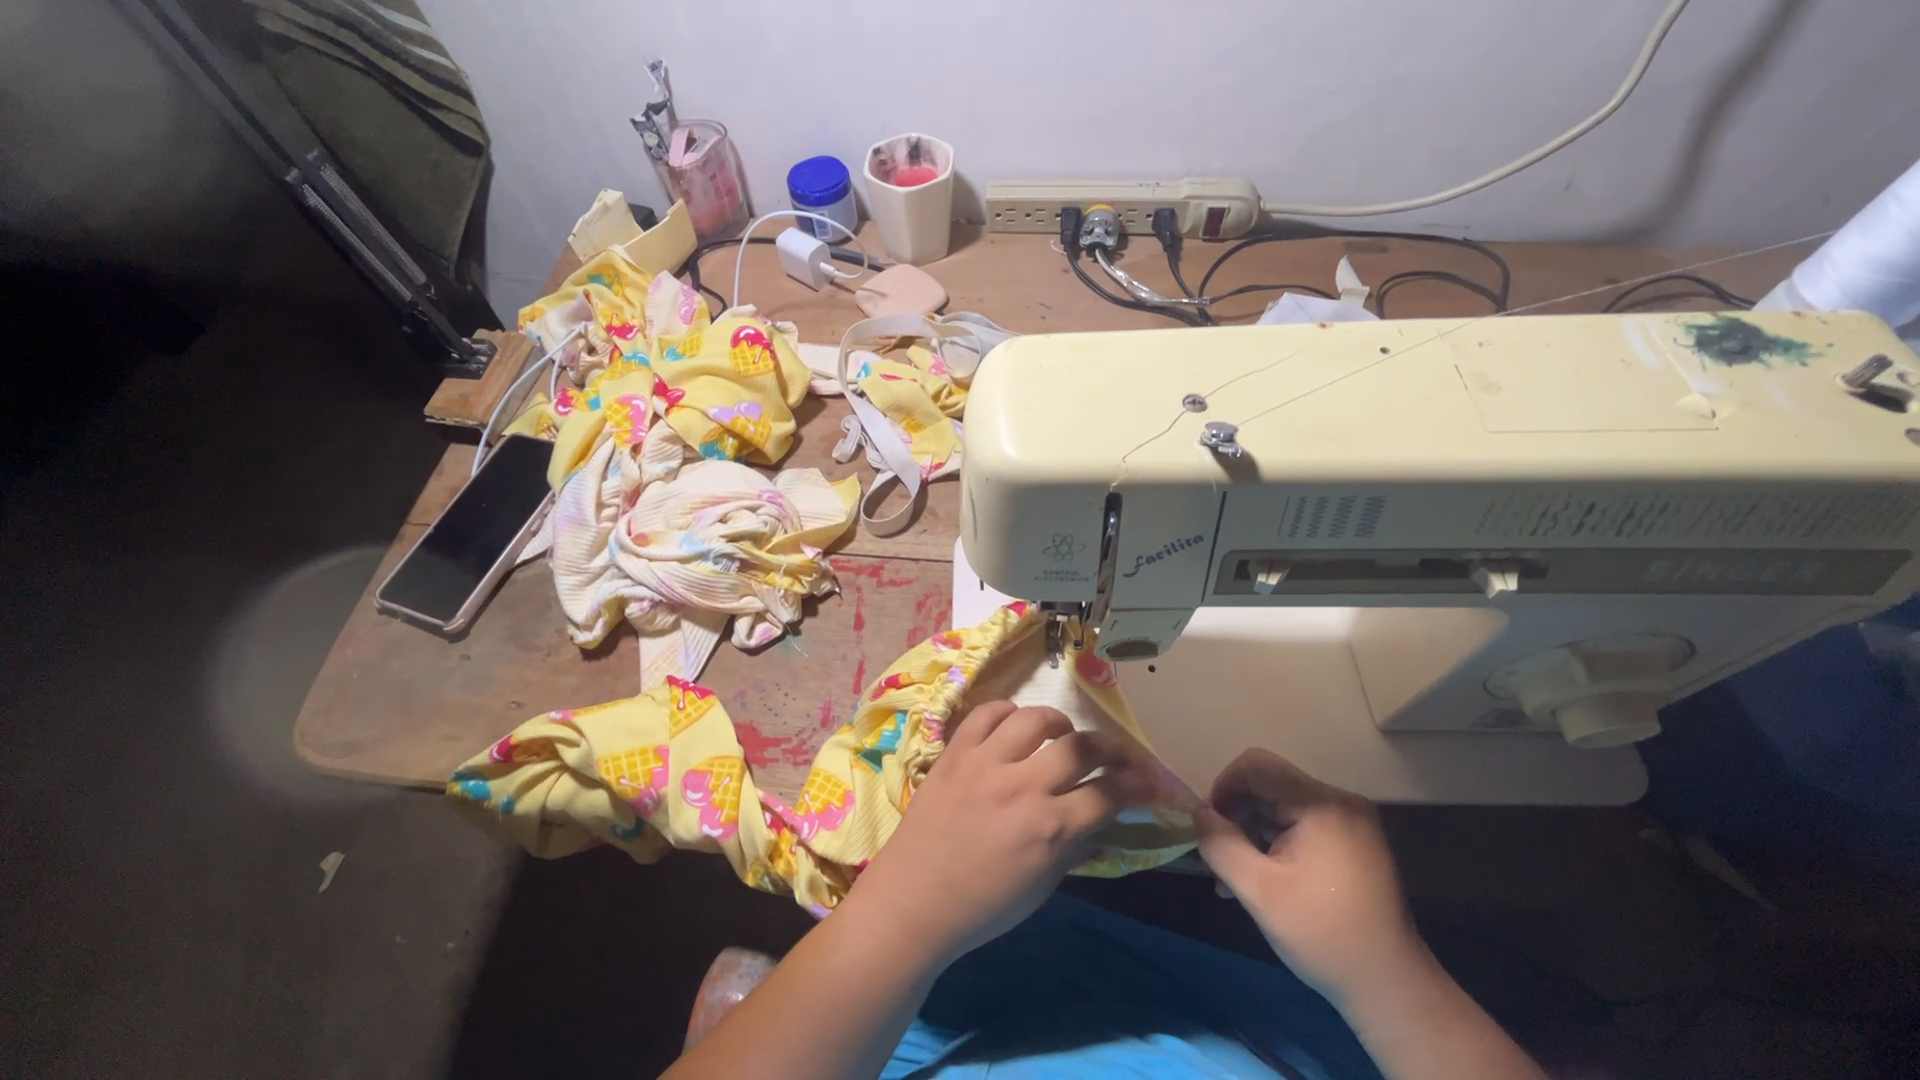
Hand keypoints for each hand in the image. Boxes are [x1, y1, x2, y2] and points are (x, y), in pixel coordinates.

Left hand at [842, 702, 1154, 967]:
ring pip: (1034, 719)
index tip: (1149, 782)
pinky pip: (986, 714)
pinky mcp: (953, 754)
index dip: (1136, 786)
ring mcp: (984, 764)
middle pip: (1080, 747)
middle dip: (1109, 748)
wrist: (912, 903)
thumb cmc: (982, 907)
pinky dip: (1007, 712)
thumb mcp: (1042, 887)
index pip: (1107, 795)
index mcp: (1047, 829)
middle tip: (1115, 755)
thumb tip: (1104, 818)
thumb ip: (1076, 846)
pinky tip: (1015, 726)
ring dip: (1058, 723)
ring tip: (1063, 735)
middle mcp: (1021, 788)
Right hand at [1195, 749, 1428, 1005]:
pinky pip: (1299, 823)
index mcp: (1321, 805)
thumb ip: (1221, 844)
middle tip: (1220, 862)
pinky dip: (1273, 843)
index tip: (1210, 829)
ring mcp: (1349, 820)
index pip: (1256, 766)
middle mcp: (1339, 801)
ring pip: (1280, 806)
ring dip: (1251, 834)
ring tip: (1235, 880)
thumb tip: (1196, 813)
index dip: (1223, 789)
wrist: (1388, 984)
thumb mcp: (1259, 891)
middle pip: (1268, 784)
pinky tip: (1262, 880)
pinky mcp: (1351, 840)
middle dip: (1236, 816)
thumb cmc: (1322, 935)